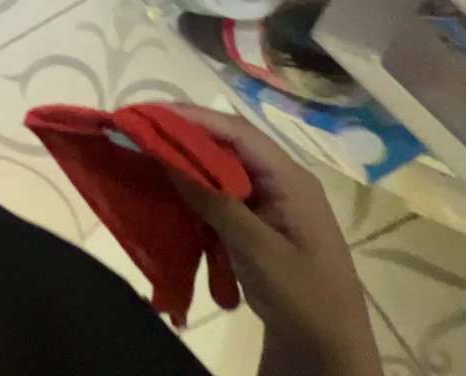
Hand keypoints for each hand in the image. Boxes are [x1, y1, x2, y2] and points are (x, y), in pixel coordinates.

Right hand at [165, 105, 381, 375]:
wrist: (328, 351)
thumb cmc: (302, 296)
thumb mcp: (256, 249)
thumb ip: (213, 200)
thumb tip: (165, 156)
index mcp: (291, 180)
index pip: (236, 131)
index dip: (192, 117)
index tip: (147, 114)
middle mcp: (280, 181)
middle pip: (226, 142)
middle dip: (182, 133)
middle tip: (138, 129)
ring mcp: (269, 201)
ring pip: (219, 165)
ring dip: (184, 158)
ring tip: (144, 151)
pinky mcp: (256, 220)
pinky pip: (218, 190)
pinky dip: (192, 184)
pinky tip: (167, 186)